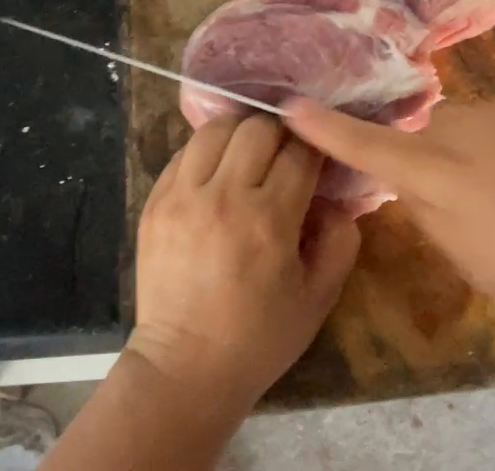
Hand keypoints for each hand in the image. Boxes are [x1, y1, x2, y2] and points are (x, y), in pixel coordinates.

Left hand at [127, 113, 360, 409]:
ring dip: (239, 133)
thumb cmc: (259, 337)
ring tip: (248, 154)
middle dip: (279, 133)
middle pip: (257, 128)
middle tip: (285, 153)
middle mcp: (223, 197)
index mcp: (269, 220)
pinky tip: (217, 172)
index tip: (318, 155)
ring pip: (215, 129)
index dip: (315, 147)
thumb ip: (339, 241)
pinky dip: (206, 152)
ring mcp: (182, 196)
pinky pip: (184, 153)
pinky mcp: (155, 201)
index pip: (299, 152)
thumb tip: (335, 199)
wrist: (185, 366)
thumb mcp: (318, 298)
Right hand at [282, 91, 494, 312]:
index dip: (326, 129)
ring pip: (484, 128)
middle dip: (439, 159)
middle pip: (432, 135)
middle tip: (479, 201)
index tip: (290, 104)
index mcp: (438, 174)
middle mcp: (465, 128)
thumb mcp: (478, 264)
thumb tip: (421, 194)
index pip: (368, 148)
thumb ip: (437, 223)